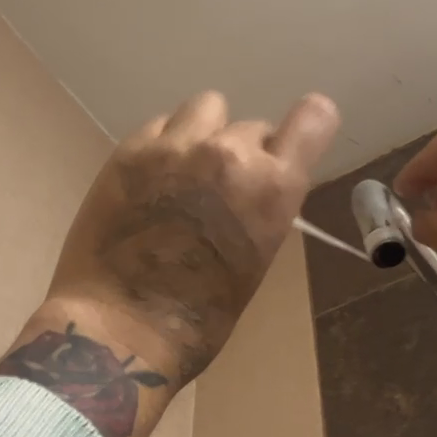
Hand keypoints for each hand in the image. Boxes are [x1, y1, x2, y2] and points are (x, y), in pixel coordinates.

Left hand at [47, 90, 339, 384]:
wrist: (122, 328)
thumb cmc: (200, 317)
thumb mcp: (256, 259)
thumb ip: (263, 207)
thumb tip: (256, 186)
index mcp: (274, 188)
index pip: (314, 118)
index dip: (307, 125)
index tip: (291, 142)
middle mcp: (230, 154)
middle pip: (252, 126)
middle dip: (244, 153)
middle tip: (220, 191)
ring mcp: (176, 147)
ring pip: (206, 107)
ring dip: (204, 133)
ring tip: (185, 171)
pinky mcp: (130, 150)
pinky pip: (161, 123)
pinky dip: (163, 144)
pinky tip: (150, 178)